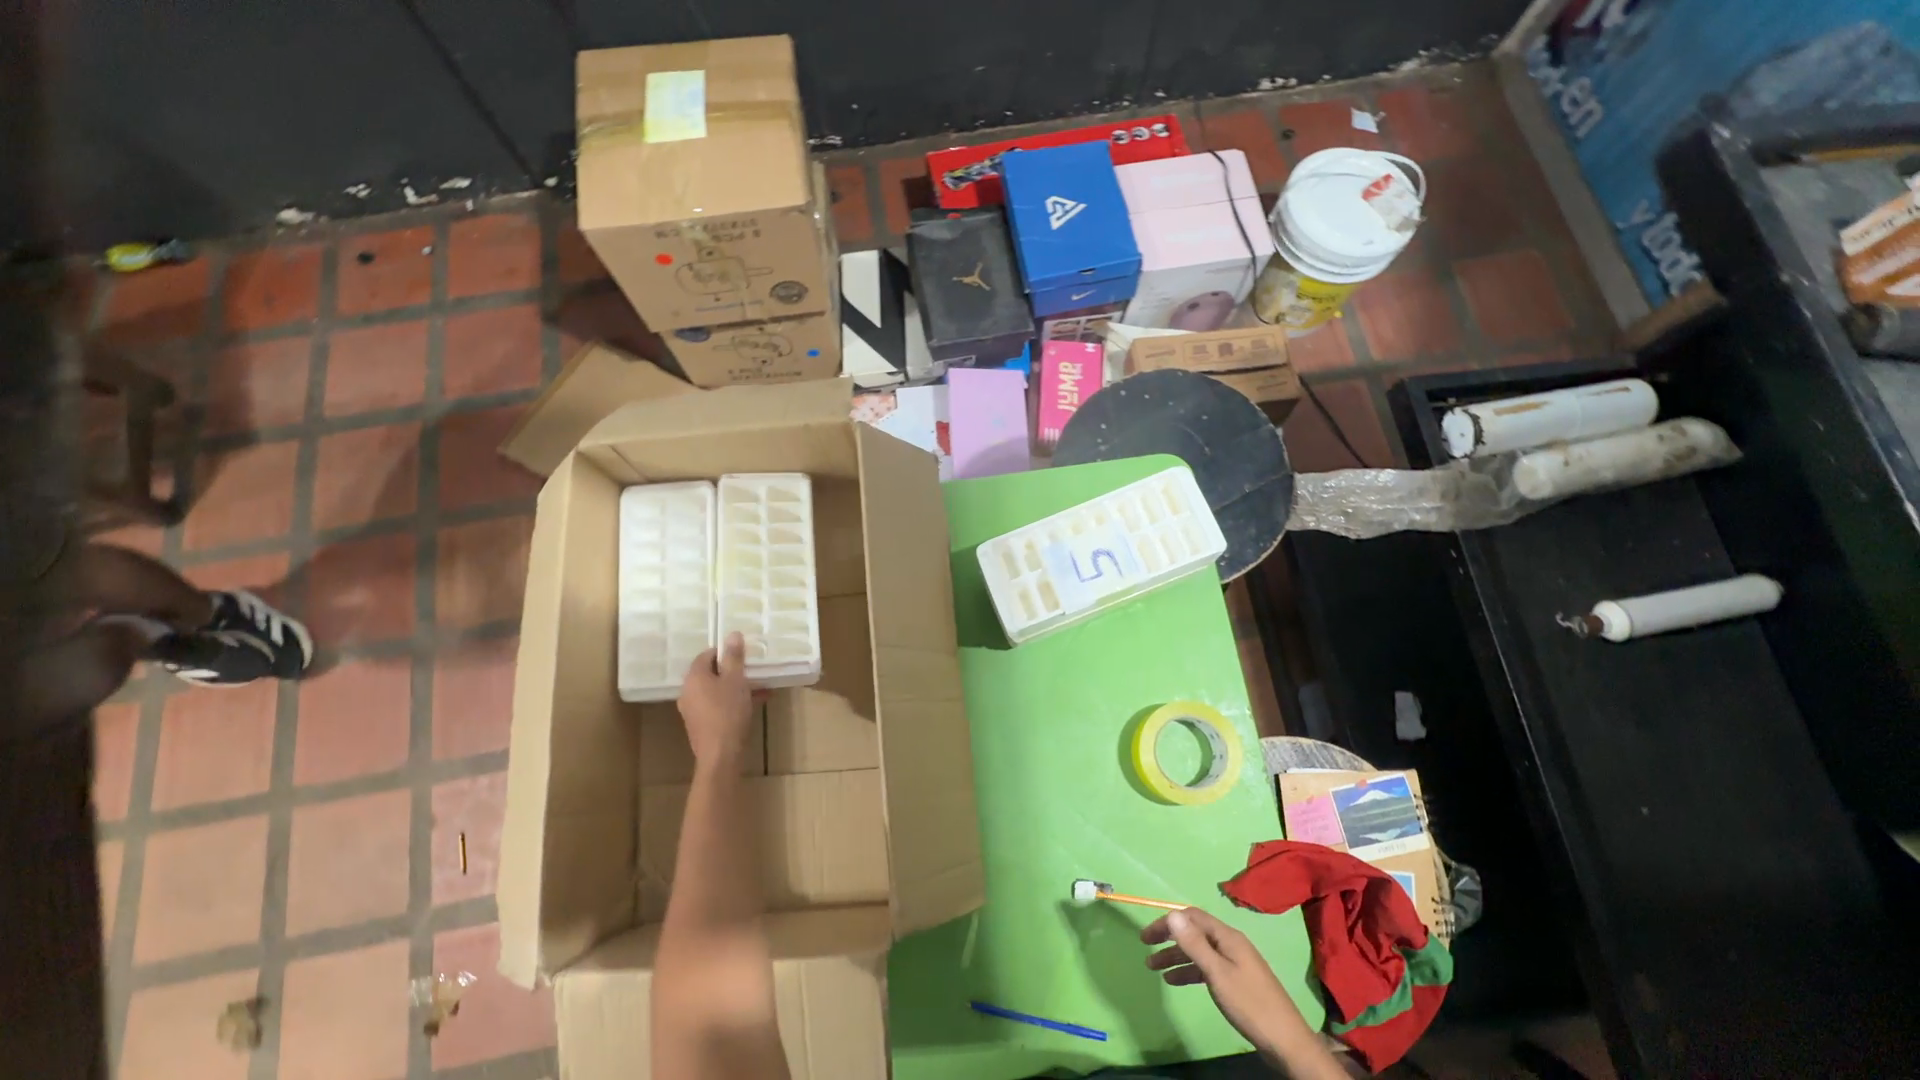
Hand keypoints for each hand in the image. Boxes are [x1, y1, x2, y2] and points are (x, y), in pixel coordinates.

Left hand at [677, 632, 753, 765]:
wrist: (720, 755)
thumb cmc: (728, 712)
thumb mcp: (736, 680)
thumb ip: (733, 657)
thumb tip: (732, 634)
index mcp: (694, 677)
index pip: (706, 655)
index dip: (725, 652)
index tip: (743, 656)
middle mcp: (688, 692)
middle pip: (711, 674)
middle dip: (734, 671)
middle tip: (753, 671)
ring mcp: (693, 710)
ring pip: (716, 691)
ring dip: (736, 687)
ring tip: (760, 688)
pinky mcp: (701, 725)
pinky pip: (717, 706)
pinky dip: (732, 702)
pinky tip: (754, 704)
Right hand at [1143, 907, 1306, 1052]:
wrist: (1285, 1040)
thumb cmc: (1249, 1004)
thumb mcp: (1217, 973)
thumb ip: (1194, 944)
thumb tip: (1172, 914)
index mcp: (1228, 937)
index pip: (1192, 917)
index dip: (1168, 922)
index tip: (1146, 936)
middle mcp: (1231, 944)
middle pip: (1195, 932)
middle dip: (1169, 937)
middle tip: (1146, 946)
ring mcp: (1235, 962)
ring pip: (1199, 951)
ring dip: (1176, 956)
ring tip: (1153, 967)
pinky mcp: (1236, 980)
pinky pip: (1207, 967)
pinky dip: (1189, 971)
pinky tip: (1174, 981)